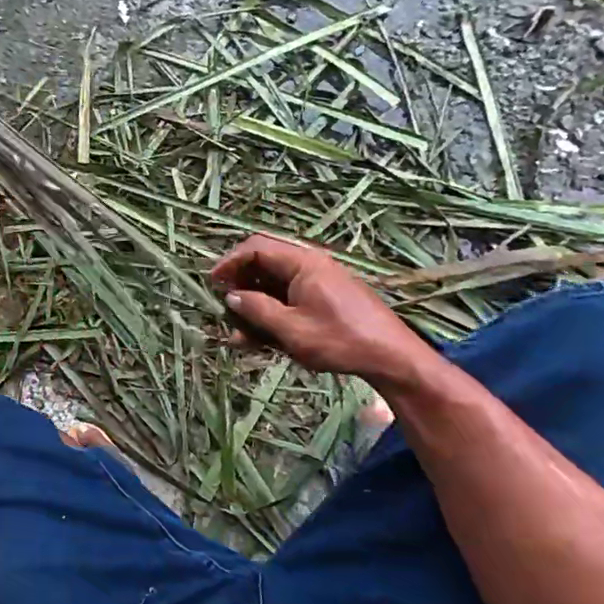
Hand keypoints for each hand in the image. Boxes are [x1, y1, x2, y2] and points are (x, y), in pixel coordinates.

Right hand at [208, 234, 439, 387]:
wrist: (391, 356)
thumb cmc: (340, 340)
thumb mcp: (291, 329)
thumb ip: (257, 310)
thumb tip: (232, 297)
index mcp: (303, 262)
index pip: (256, 247)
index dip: (229, 262)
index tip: (211, 283)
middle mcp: (310, 264)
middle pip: (264, 262)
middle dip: (240, 284)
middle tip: (224, 306)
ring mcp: (319, 281)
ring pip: (275, 283)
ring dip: (255, 303)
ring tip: (240, 333)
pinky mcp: (325, 298)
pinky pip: (290, 297)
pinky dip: (273, 312)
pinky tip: (262, 337)